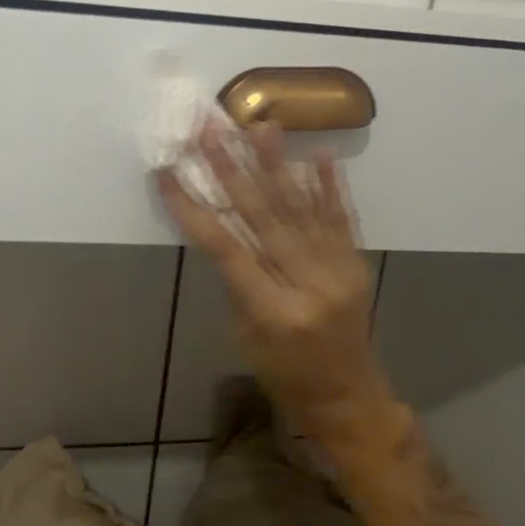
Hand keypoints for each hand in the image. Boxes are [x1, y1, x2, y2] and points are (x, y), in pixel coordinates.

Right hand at [157, 124, 391, 433]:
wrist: (349, 399)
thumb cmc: (283, 374)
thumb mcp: (245, 334)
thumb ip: (236, 279)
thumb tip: (221, 223)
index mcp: (273, 309)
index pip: (224, 247)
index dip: (192, 206)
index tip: (168, 171)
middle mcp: (307, 284)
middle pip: (263, 218)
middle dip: (231, 170)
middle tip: (210, 131)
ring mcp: (337, 271)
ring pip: (301, 210)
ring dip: (277, 165)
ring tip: (260, 127)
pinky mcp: (356, 264)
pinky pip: (341, 219)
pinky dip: (330, 186)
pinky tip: (319, 154)